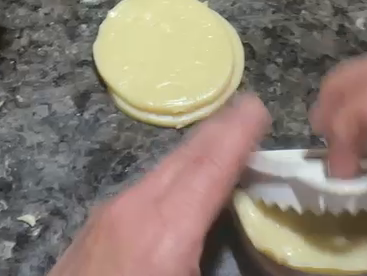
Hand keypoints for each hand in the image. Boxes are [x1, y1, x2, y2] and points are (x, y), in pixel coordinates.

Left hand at [50, 94, 270, 275]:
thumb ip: (225, 265)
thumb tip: (275, 266)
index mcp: (165, 234)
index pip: (209, 168)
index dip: (237, 135)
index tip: (259, 106)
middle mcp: (133, 211)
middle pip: (184, 158)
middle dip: (219, 132)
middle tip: (249, 112)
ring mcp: (105, 218)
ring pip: (161, 172)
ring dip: (195, 154)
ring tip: (224, 143)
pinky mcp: (91, 232)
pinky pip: (142, 190)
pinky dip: (172, 177)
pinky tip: (180, 186)